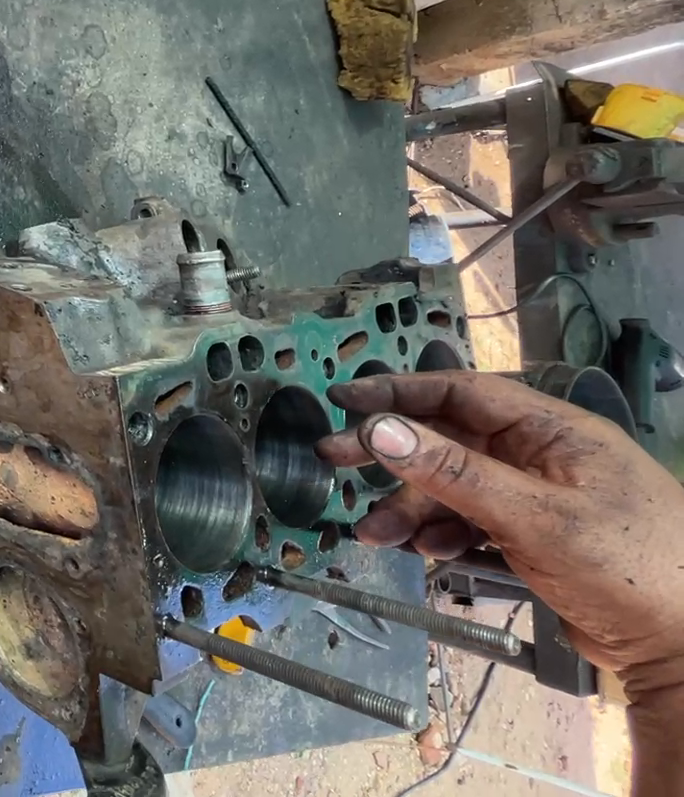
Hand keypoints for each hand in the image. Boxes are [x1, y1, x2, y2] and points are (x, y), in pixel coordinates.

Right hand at [319, 370, 683, 699]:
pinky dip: (436, 532)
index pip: (460, 391)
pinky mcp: (529, 533)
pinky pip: (463, 517)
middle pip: (444, 437)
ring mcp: (534, 495)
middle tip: (331, 459)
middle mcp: (539, 455)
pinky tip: (425, 552)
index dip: (396, 391)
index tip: (340, 399)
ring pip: (447, 484)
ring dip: (407, 507)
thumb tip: (376, 428)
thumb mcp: (535, 518)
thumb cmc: (632, 572)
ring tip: (376, 535)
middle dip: (389, 453)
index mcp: (555, 433)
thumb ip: (452, 470)